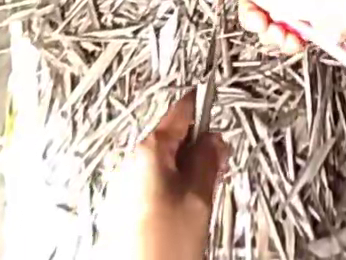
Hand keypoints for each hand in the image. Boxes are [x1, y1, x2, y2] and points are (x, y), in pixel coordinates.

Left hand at [105, 94, 227, 259]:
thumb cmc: (162, 247)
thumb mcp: (198, 196)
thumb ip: (209, 157)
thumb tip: (214, 138)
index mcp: (148, 151)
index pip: (181, 110)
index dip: (204, 105)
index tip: (215, 99)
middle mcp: (130, 163)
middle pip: (174, 137)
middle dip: (199, 145)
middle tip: (220, 160)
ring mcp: (125, 187)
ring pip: (166, 162)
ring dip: (189, 168)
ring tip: (207, 188)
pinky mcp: (126, 209)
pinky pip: (156, 182)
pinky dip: (175, 185)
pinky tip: (188, 205)